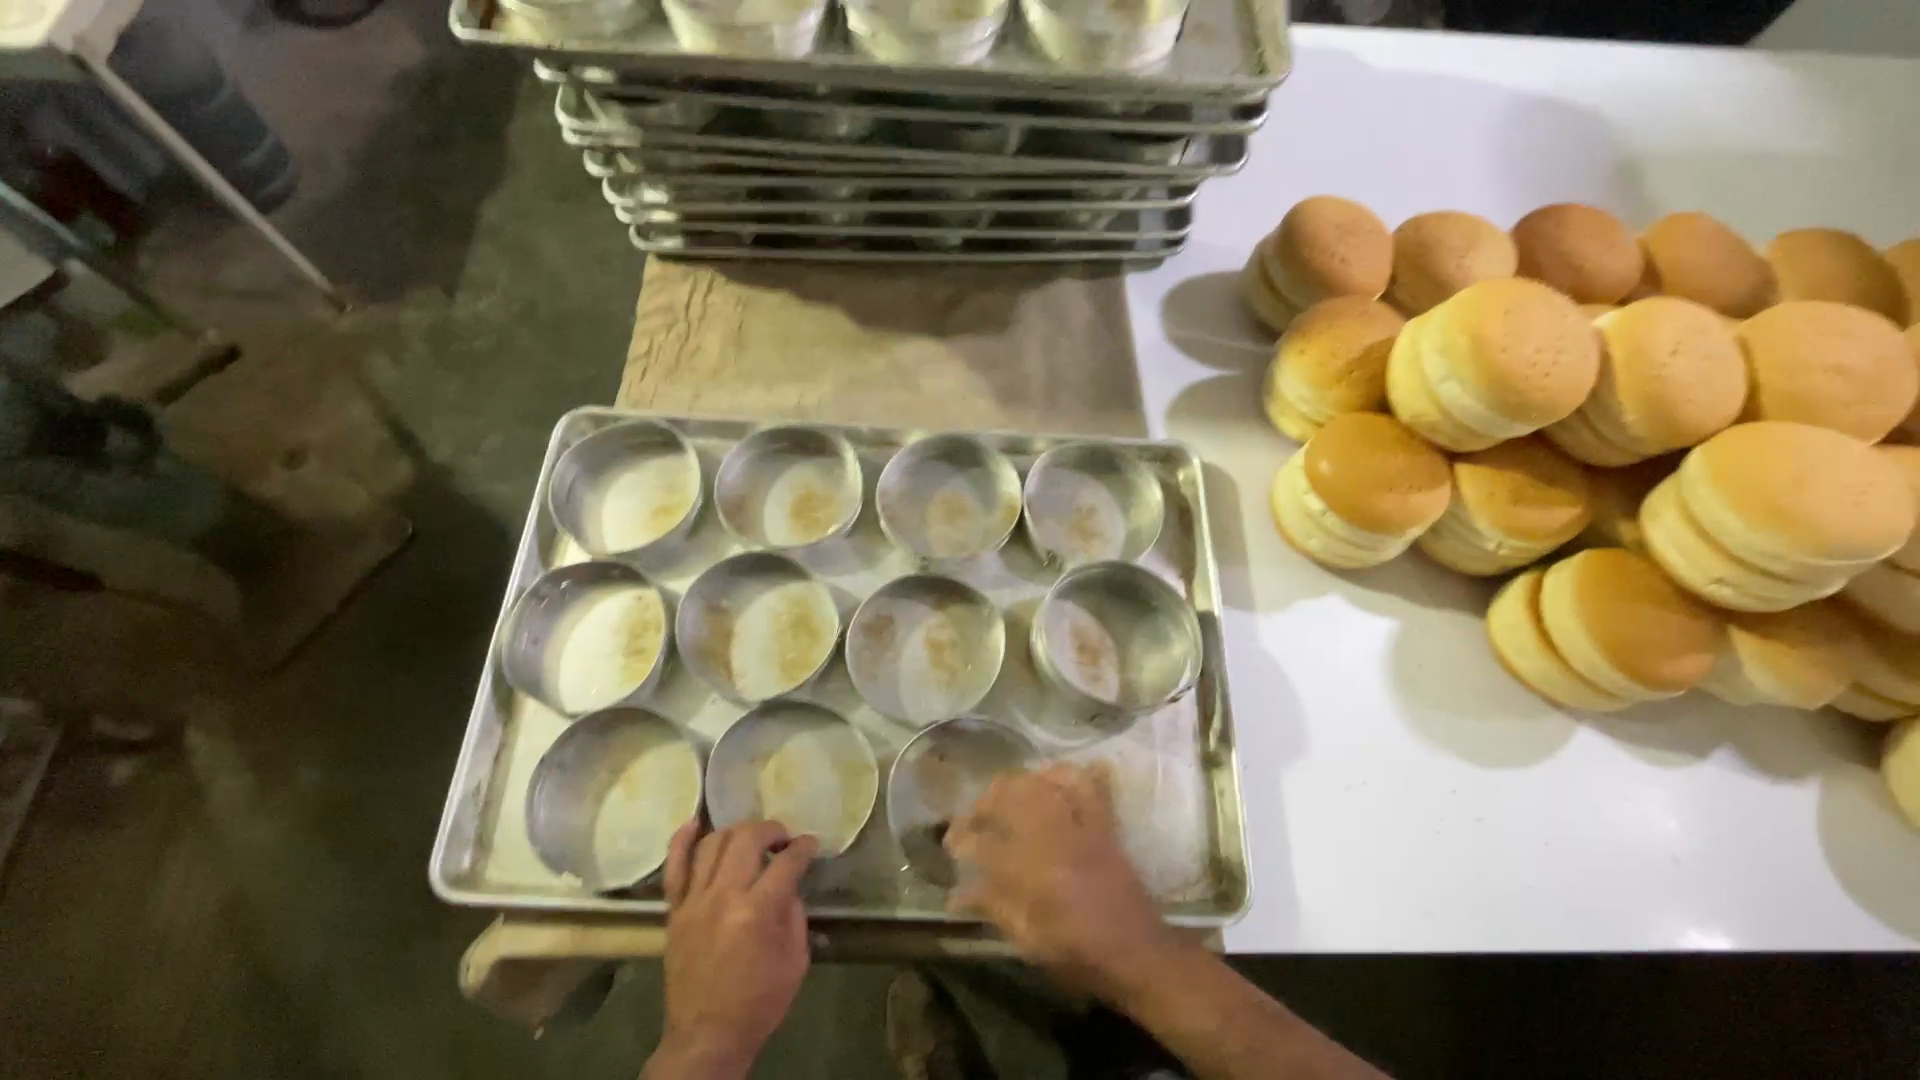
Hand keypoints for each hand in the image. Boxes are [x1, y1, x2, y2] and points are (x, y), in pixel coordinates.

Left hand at [651, 820, 818, 1079]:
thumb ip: (793, 914)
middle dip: (771, 830)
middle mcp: (723, 896)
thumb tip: (788, 884)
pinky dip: (682, 840)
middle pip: (747, 839)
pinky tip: (695, 823)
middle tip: (783, 839)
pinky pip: (674, 866)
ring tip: (751, 838)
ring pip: (712, 843)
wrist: (707, 1035)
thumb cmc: (759, 1002)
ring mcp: (693, 901)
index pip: (786, 862)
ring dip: (737, 832)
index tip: (811, 844)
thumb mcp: (795, 959)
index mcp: (758, 911)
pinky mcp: (673, 911)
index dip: (803, 847)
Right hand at [943, 764, 1182, 997]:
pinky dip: (1064, 775)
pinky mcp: (1103, 824)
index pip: (983, 842)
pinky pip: (1085, 784)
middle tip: (973, 818)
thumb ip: (993, 908)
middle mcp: (1053, 839)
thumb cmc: (1079, 953)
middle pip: (1010, 796)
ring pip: (1043, 783)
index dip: (961, 839)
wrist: (1137, 952)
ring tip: (1002, 796)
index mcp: (1031, 873)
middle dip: (984, 802)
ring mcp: (1081, 826)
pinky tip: (1047, 779)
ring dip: (1017, 784)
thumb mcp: (1028, 941)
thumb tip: (956, 895)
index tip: (951, 844)